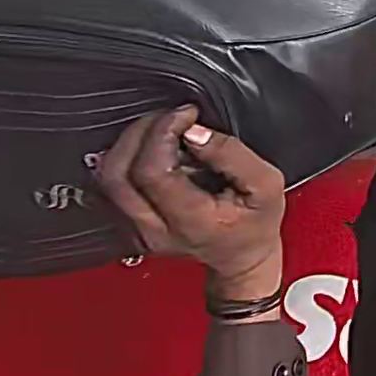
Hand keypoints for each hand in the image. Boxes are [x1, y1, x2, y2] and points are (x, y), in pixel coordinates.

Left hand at [94, 106, 286, 303]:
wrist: (243, 259)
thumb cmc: (256, 224)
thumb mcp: (266, 184)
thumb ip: (232, 154)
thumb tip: (194, 131)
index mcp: (189, 220)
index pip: (152, 171)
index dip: (163, 132)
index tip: (186, 115)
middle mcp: (155, 229)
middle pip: (118, 174)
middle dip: (140, 132)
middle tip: (169, 116)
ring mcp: (139, 229)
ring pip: (108, 178)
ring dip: (130, 142)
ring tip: (161, 128)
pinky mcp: (133, 223)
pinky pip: (114, 184)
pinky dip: (129, 156)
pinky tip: (156, 148)